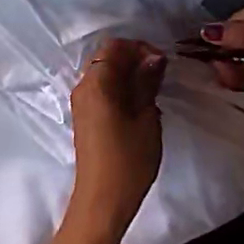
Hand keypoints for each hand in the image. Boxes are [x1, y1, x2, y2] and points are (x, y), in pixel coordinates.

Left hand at [67, 38, 167, 242]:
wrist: (103, 196)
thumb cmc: (129, 158)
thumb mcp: (146, 117)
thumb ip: (146, 83)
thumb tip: (153, 57)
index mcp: (96, 83)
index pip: (114, 47)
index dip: (140, 48)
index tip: (162, 63)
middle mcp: (82, 87)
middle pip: (106, 58)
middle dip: (134, 59)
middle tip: (160, 75)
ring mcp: (80, 102)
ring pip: (103, 73)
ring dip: (127, 74)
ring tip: (152, 91)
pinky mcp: (84, 116)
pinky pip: (100, 90)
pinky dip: (119, 88)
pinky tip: (139, 104)